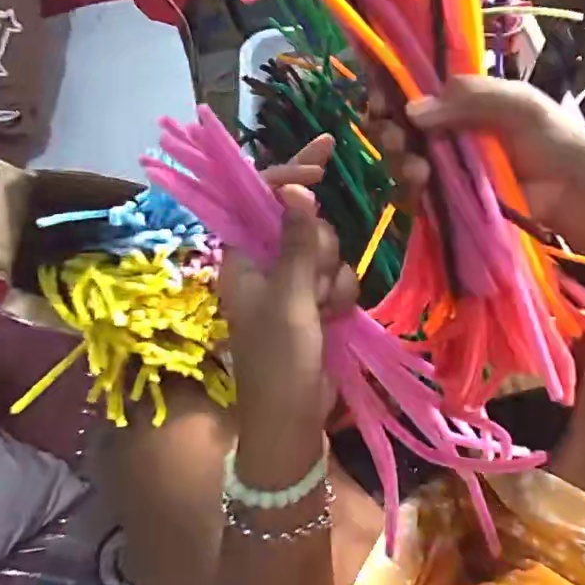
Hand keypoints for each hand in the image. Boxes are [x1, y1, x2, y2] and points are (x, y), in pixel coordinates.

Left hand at [218, 181, 358, 431]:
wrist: (294, 421)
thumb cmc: (279, 362)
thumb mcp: (290, 300)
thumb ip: (297, 243)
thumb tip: (294, 188)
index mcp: (242, 257)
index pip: (261, 197)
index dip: (289, 176)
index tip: (322, 164)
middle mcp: (266, 263)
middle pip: (305, 223)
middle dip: (320, 250)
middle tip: (315, 287)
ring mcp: (294, 283)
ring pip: (328, 251)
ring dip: (333, 280)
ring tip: (323, 312)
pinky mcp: (316, 301)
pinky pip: (340, 277)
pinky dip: (342, 296)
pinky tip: (335, 320)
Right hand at [370, 77, 584, 236]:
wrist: (573, 192)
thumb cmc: (552, 138)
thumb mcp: (516, 103)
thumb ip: (469, 97)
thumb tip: (412, 110)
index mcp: (459, 102)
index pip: (411, 92)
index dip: (389, 94)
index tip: (380, 100)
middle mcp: (445, 132)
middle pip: (396, 127)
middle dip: (388, 131)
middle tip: (397, 137)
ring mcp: (443, 168)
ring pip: (399, 161)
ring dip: (398, 161)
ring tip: (419, 168)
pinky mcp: (446, 200)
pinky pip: (413, 195)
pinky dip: (408, 189)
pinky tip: (422, 183)